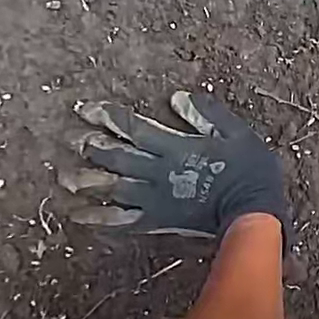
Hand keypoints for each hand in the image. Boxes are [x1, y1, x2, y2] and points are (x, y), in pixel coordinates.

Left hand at [59, 91, 289, 237]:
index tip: (86, 109)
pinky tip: (81, 215)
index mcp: (177, 147)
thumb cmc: (249, 170)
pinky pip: (122, 220)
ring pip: (113, 188)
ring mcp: (156, 198)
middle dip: (91, 147)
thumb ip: (206, 114)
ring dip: (88, 181)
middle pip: (117, 157)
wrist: (253, 213)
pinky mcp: (158, 220)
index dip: (109, 118)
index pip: (135, 128)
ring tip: (65, 177)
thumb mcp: (236, 132)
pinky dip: (100, 218)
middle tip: (70, 139)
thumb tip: (176, 98)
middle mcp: (159, 171)